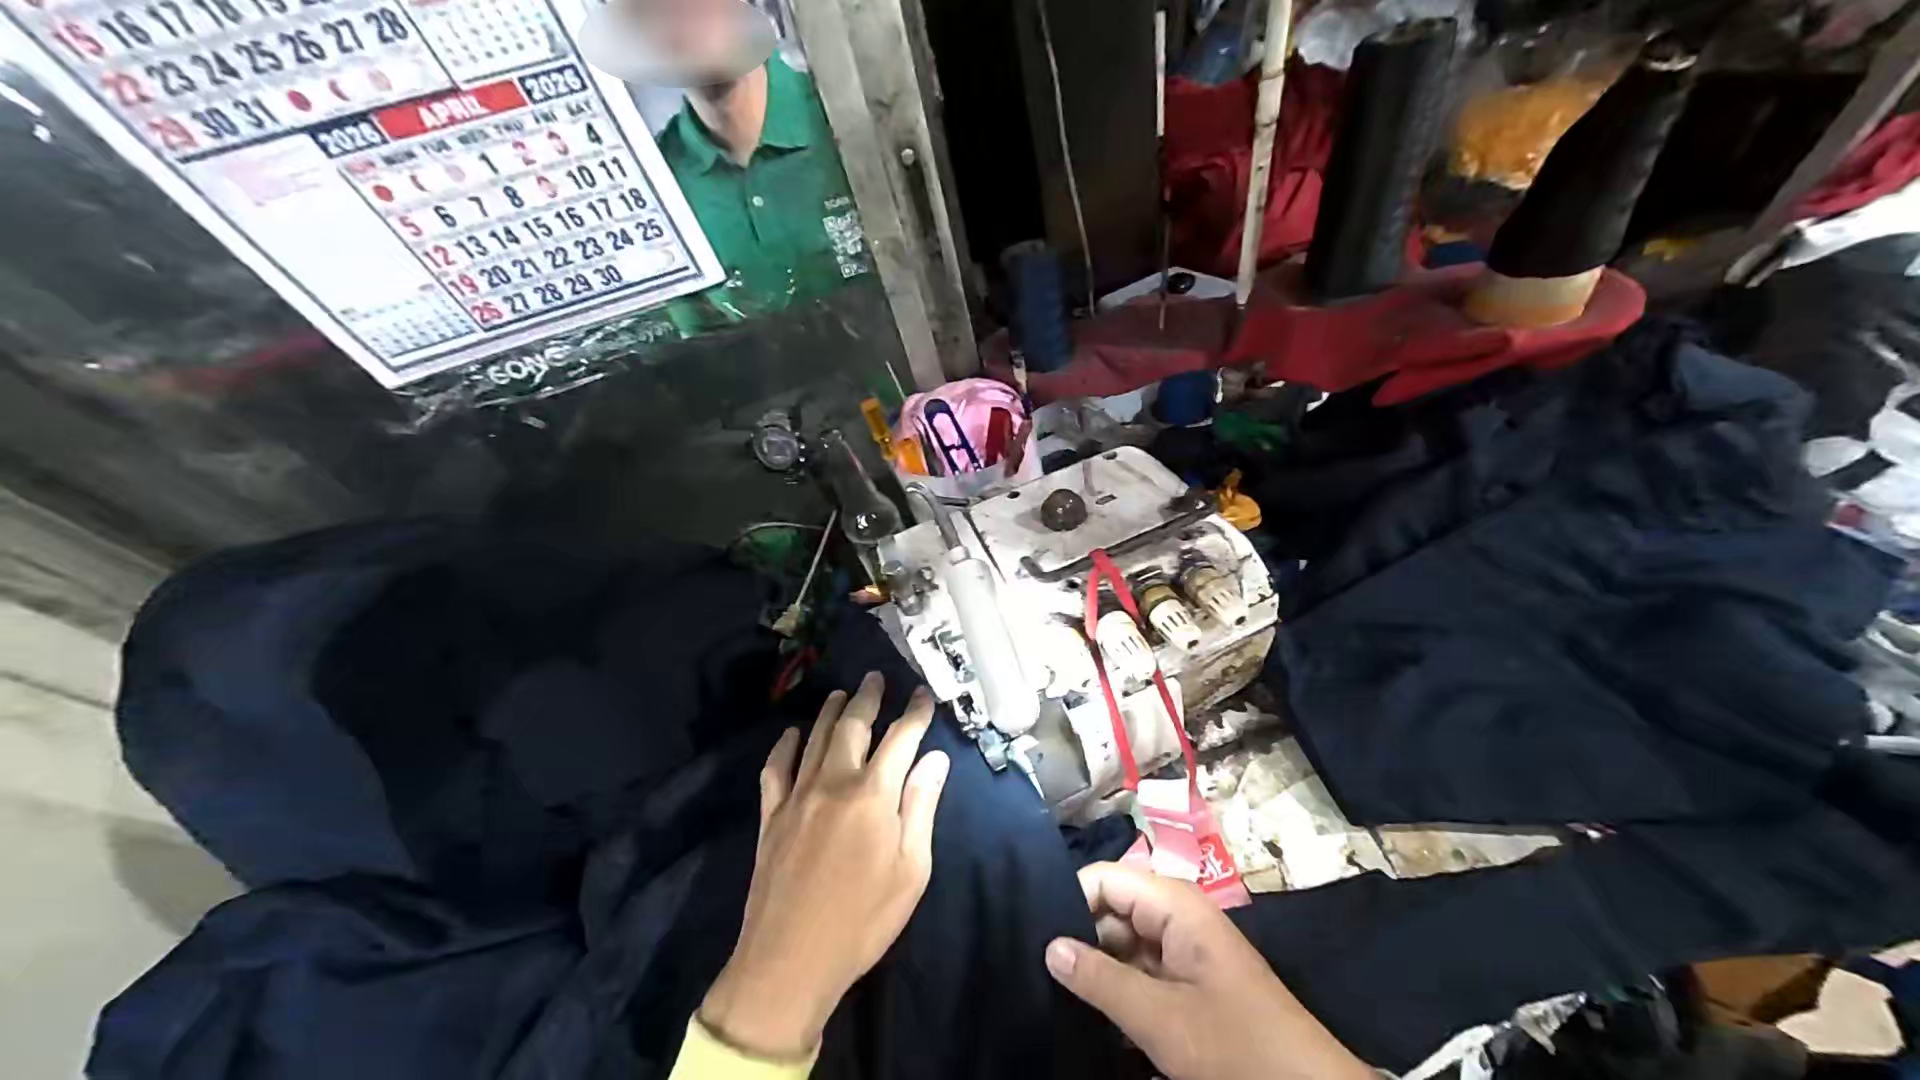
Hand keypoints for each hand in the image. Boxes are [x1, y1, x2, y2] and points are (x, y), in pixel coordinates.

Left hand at [699, 673, 951, 1060]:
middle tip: (875, 677)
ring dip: (829, 711)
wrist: (790, 961)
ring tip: (841, 693)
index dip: (914, 713)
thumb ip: (922, 806)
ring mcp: (797, 796)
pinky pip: (776, 769)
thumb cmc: (863, 920)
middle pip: (852, 725)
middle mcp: (833, 782)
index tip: (923, 695)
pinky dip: (785, 746)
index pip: (900, 738)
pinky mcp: (772, 815)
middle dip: (867, 697)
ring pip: (815, 738)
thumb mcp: (911, 869)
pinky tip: (792, 734)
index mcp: (872, 795)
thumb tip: (935, 759)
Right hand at [1045, 862, 1374, 1079]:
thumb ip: (1101, 980)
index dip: (1068, 901)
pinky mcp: (1188, 979)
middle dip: (1078, 935)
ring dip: (1095, 966)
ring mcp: (1183, 947)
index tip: (1033, 936)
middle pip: (1110, 907)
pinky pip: (1139, 968)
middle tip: (1037, 970)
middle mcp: (1176, 914)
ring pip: (1122, 940)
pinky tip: (1089, 1009)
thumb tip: (1048, 945)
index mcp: (1173, 903)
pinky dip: (1117, 986)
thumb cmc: (1238, 1050)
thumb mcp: (1162, 1020)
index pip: (1103, 878)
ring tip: (1054, 991)